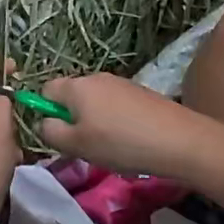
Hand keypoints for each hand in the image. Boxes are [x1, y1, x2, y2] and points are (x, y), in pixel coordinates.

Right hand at [37, 73, 217, 179]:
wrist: (179, 140)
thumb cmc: (120, 143)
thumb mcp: (76, 144)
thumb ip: (50, 132)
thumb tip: (45, 122)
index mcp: (76, 86)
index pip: (45, 89)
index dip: (47, 111)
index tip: (61, 134)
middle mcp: (96, 77)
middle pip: (71, 95)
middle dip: (72, 118)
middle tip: (84, 145)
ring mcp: (121, 83)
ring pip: (94, 101)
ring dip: (95, 121)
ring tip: (110, 146)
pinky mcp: (140, 92)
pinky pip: (115, 105)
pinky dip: (116, 121)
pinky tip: (130, 141)